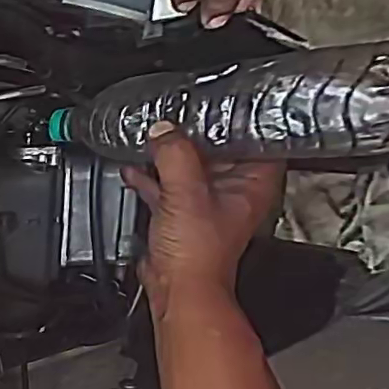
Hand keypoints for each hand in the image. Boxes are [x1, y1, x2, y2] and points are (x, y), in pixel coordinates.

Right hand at [122, 122, 282, 315]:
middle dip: (194, 132)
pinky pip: (165, 187)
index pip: (253, 135)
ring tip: (151, 134)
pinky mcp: (180, 217)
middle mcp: (232, 191)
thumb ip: (174, 155)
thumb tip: (163, 129)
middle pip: (217, 148)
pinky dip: (151, 176)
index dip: (236, 115)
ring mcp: (205, 204)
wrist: (176, 289)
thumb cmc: (198, 256)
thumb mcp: (186, 193)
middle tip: (176, 112)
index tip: (215, 99)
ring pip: (188, 167)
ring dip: (168, 154)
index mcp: (253, 183)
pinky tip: (134, 166)